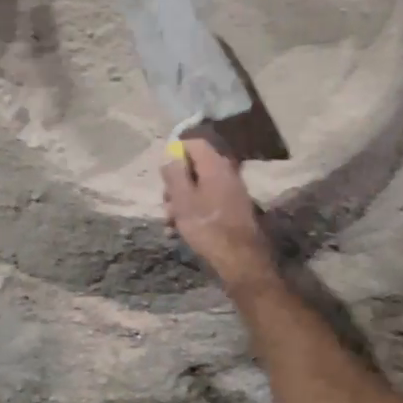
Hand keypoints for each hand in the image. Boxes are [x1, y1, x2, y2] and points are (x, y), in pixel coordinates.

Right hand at [161, 137, 276, 290]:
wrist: (240, 258)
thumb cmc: (207, 226)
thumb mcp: (182, 199)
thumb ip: (174, 173)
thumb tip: (170, 153)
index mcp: (215, 165)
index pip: (194, 143)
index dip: (175, 152)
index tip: (163, 172)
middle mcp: (226, 173)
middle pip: (195, 167)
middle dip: (175, 184)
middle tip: (165, 203)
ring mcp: (231, 191)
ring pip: (199, 187)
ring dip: (181, 202)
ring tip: (169, 223)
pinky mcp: (233, 209)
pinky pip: (208, 202)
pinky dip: (193, 212)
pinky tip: (180, 231)